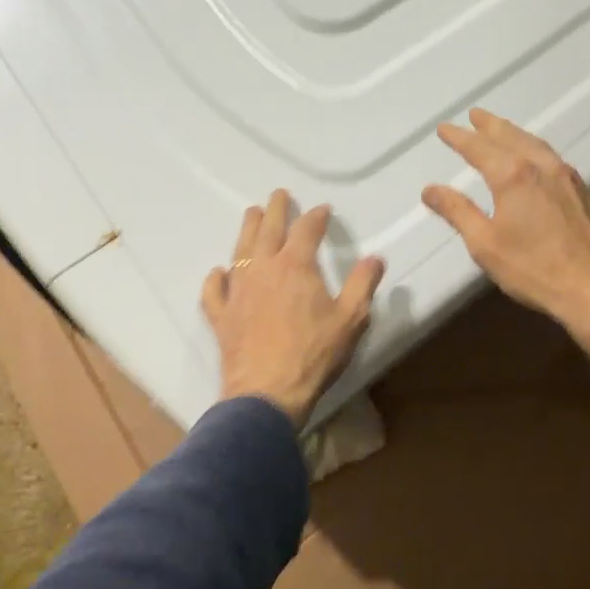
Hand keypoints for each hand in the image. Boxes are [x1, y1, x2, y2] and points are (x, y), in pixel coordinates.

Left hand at [203, 190, 383, 427]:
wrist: (267, 393)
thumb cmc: (314, 354)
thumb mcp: (351, 319)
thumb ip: (363, 284)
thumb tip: (375, 257)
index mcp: (296, 265)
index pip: (307, 229)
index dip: (316, 217)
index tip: (323, 210)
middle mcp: (263, 269)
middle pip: (267, 230)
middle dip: (275, 209)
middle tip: (278, 195)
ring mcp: (238, 292)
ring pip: (240, 250)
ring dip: (246, 230)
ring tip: (251, 214)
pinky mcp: (221, 316)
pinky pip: (214, 291)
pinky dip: (216, 278)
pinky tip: (218, 272)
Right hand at [421, 108, 589, 404]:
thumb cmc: (535, 269)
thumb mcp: (486, 244)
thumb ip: (458, 212)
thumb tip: (430, 189)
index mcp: (513, 175)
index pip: (479, 148)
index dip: (459, 137)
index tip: (444, 128)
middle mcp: (541, 166)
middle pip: (510, 136)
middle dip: (489, 125)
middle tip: (474, 115)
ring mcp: (567, 176)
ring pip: (535, 143)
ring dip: (514, 133)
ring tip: (500, 129)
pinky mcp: (583, 190)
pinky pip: (551, 156)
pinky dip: (534, 147)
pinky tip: (534, 157)